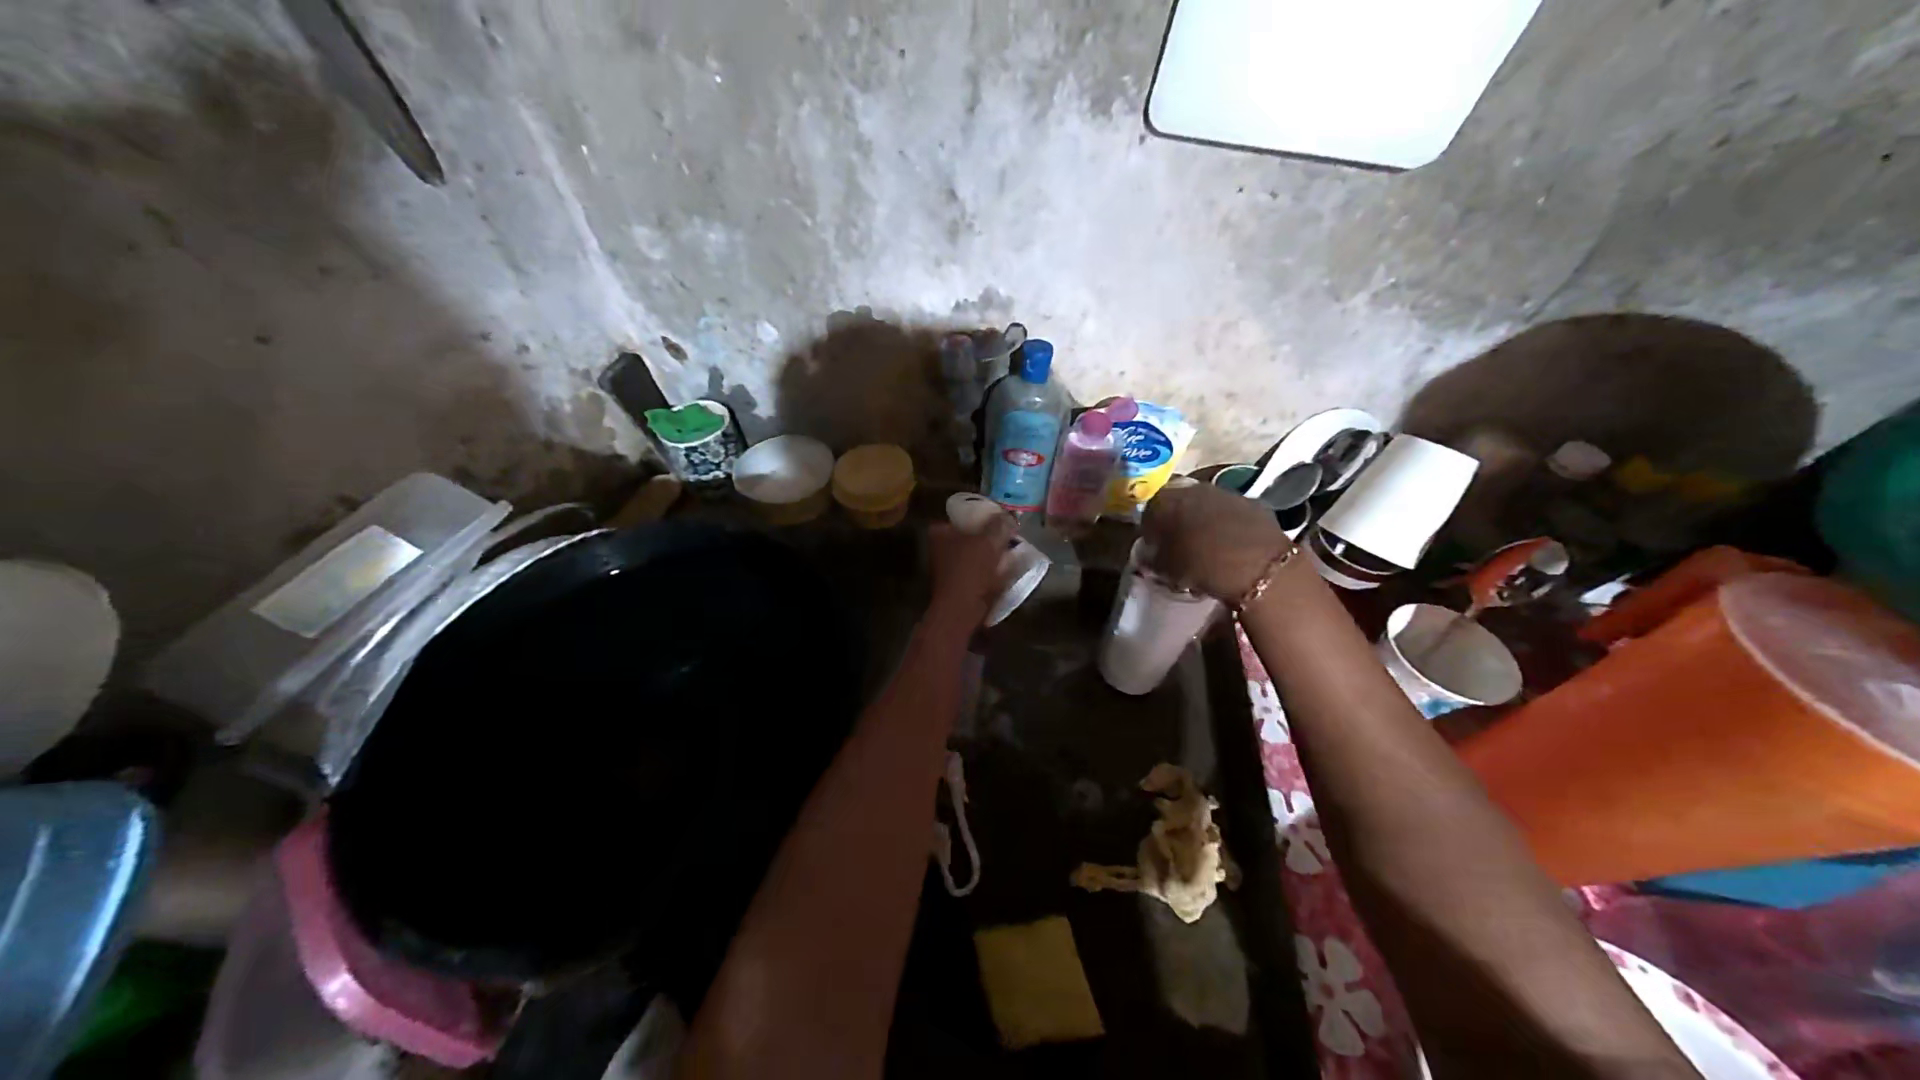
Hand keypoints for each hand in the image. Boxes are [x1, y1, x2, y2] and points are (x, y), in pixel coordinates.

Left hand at [927, 517, 1013, 629]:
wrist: (962, 609)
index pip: (963, 515)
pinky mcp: (956, 583)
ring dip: (991, 554)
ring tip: (1011, 550)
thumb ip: (1000, 525)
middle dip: (989, 536)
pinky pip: (977, 569)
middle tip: (1009, 535)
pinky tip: (1005, 568)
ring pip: (975, 553)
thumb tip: (1008, 516)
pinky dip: (989, 569)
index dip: (983, 516)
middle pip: (970, 535)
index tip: (1000, 519)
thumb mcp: (989, 541)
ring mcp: (946, 566)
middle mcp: (939, 547)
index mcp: (940, 532)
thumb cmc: (971, 570)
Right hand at [1142, 480, 1292, 600]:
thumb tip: (1148, 555)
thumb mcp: (1164, 569)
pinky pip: (1232, 514)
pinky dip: (1229, 526)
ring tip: (1207, 548)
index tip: (1154, 548)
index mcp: (1164, 501)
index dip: (1150, 531)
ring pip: (1206, 506)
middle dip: (1177, 523)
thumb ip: (1151, 559)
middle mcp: (1192, 488)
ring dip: (1204, 522)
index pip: (1148, 512)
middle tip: (1179, 547)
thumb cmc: (1198, 565)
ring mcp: (1225, 493)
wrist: (1255, 566)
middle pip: (1179, 504)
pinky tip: (1231, 547)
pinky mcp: (1252, 503)